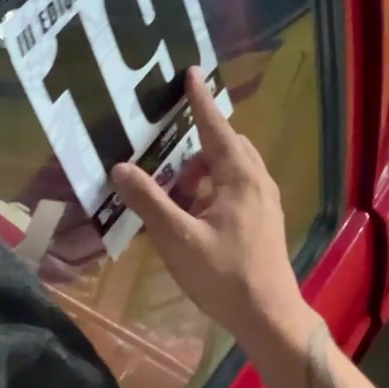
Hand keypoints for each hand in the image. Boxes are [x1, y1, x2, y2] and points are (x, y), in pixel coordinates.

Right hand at [110, 67, 311, 346]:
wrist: (268, 315)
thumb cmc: (223, 275)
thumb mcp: (177, 238)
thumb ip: (148, 201)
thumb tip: (120, 167)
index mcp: (240, 177)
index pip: (215, 127)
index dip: (199, 101)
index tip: (190, 72)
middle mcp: (258, 182)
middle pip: (226, 147)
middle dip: (196, 146)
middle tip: (167, 159)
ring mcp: (265, 203)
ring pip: (232, 171)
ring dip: (203, 173)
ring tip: (176, 196)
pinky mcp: (265, 223)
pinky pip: (237, 191)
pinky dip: (213, 191)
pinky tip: (194, 218)